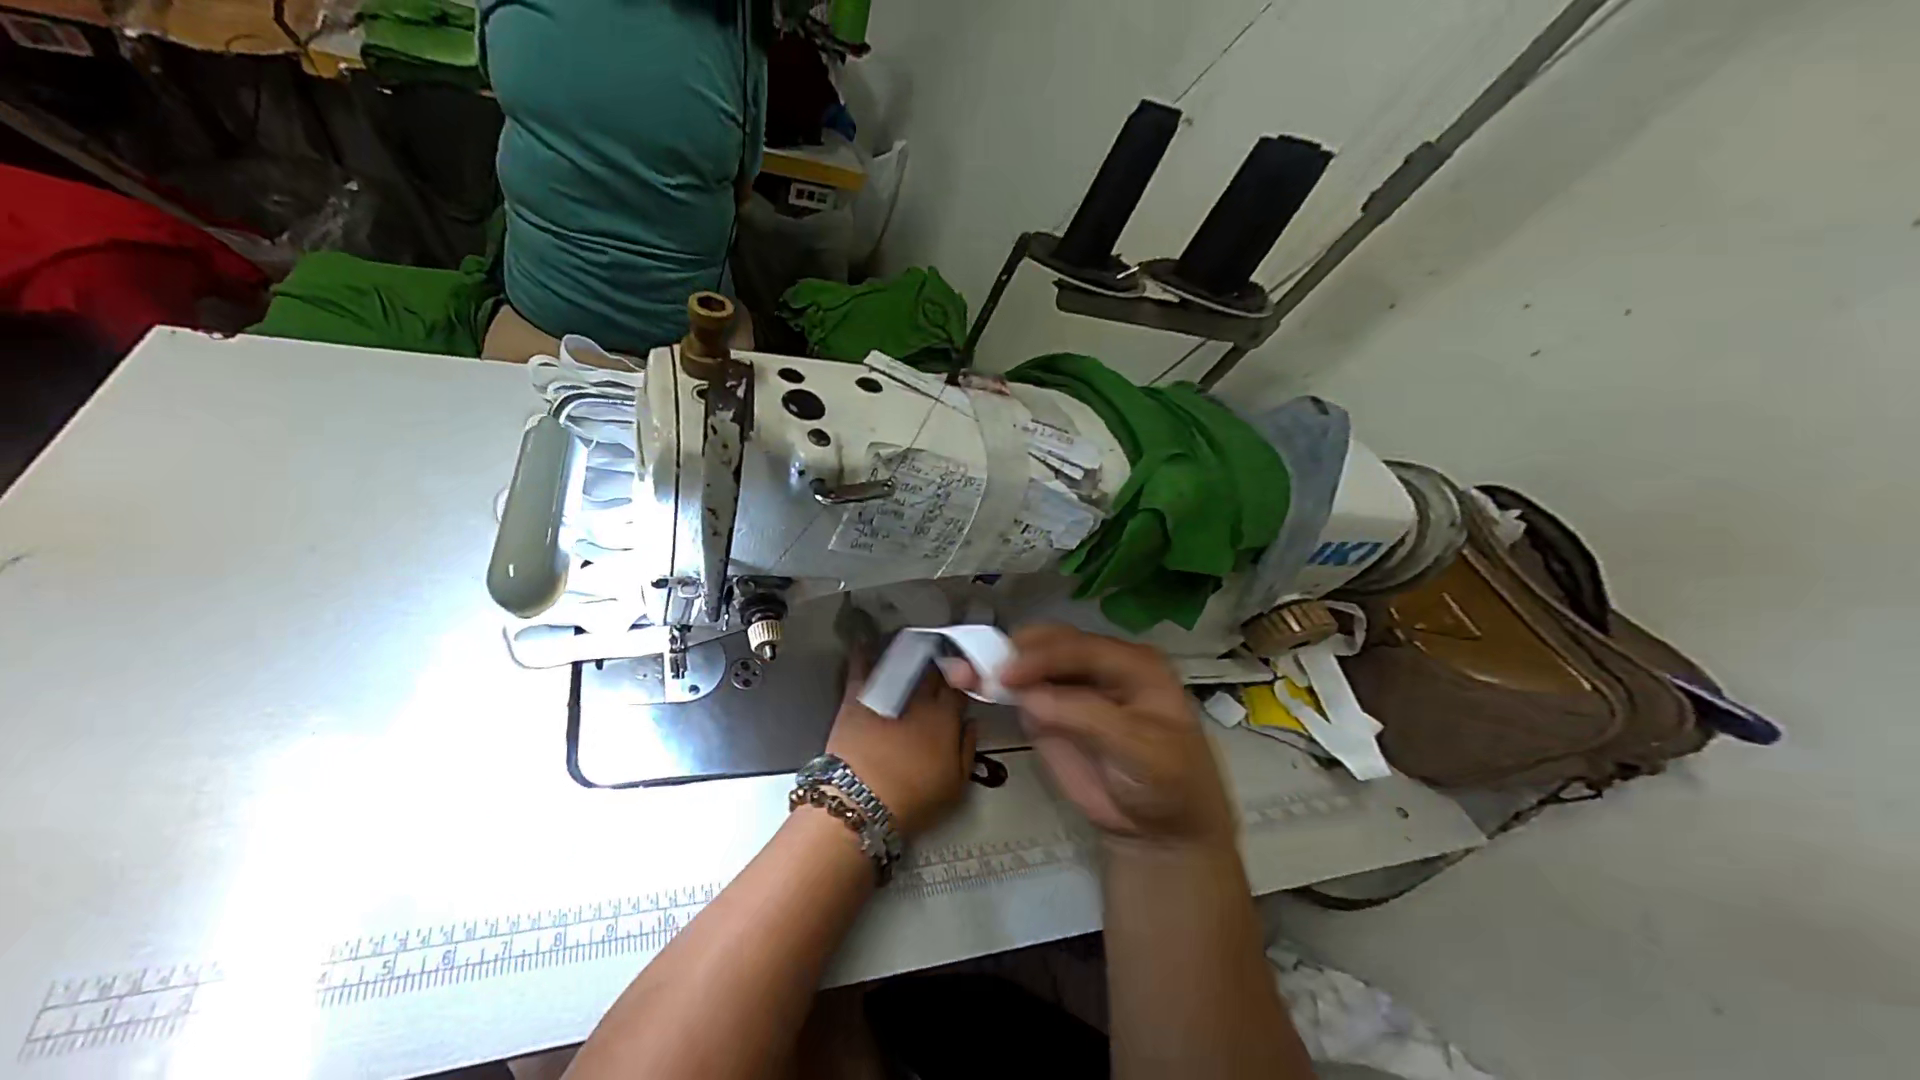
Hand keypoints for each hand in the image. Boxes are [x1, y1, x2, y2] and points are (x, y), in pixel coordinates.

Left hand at [826, 652, 976, 837]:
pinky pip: (861, 668)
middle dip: (939, 660)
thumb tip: (972, 724)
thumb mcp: (954, 785)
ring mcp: (887, 694)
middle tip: (940, 652)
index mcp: (946, 718)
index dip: (963, 678)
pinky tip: (864, 643)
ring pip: (902, 663)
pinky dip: (863, 654)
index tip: (964, 672)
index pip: (960, 688)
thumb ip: (967, 749)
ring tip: (912, 642)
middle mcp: (919, 699)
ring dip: (909, 652)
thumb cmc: (912, 798)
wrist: (861, 800)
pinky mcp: (857, 697)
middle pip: (933, 670)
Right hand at [991, 624, 1234, 848]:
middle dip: (1014, 652)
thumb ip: (1086, 717)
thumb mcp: (1140, 749)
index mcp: (1132, 663)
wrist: (1158, 829)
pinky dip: (993, 685)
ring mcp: (1071, 685)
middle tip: (978, 666)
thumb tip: (1029, 696)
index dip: (1044, 656)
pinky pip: (1019, 691)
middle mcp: (1099, 665)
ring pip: (1029, 662)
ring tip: (964, 672)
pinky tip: (969, 682)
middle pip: (1051, 644)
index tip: (1008, 673)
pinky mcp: (1049, 709)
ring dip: (996, 664)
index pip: (1082, 648)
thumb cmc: (1167, 783)